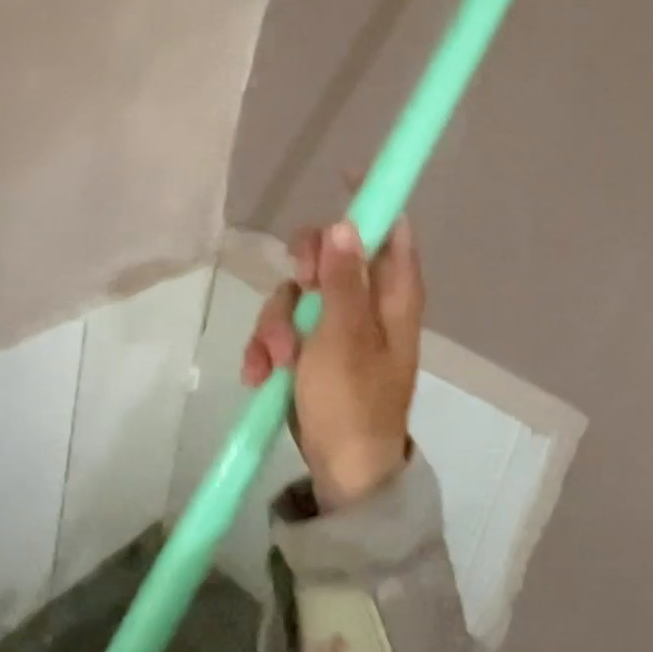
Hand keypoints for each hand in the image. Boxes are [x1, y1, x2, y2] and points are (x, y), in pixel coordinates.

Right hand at [241, 216, 423, 508]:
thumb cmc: (352, 402)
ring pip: (297, 294)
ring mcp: (337, 328)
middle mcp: (367, 303)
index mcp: (392, 294)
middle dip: (302, 274)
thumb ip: (343, 280)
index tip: (341, 178)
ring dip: (277, 325)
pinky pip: (284, 330)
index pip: (390, 227)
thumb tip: (346, 222)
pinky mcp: (312, 352)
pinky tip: (260, 375)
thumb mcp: (343, 338)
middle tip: (300, 291)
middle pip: (330, 254)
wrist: (342, 473)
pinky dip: (270, 349)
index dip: (369, 200)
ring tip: (275, 362)